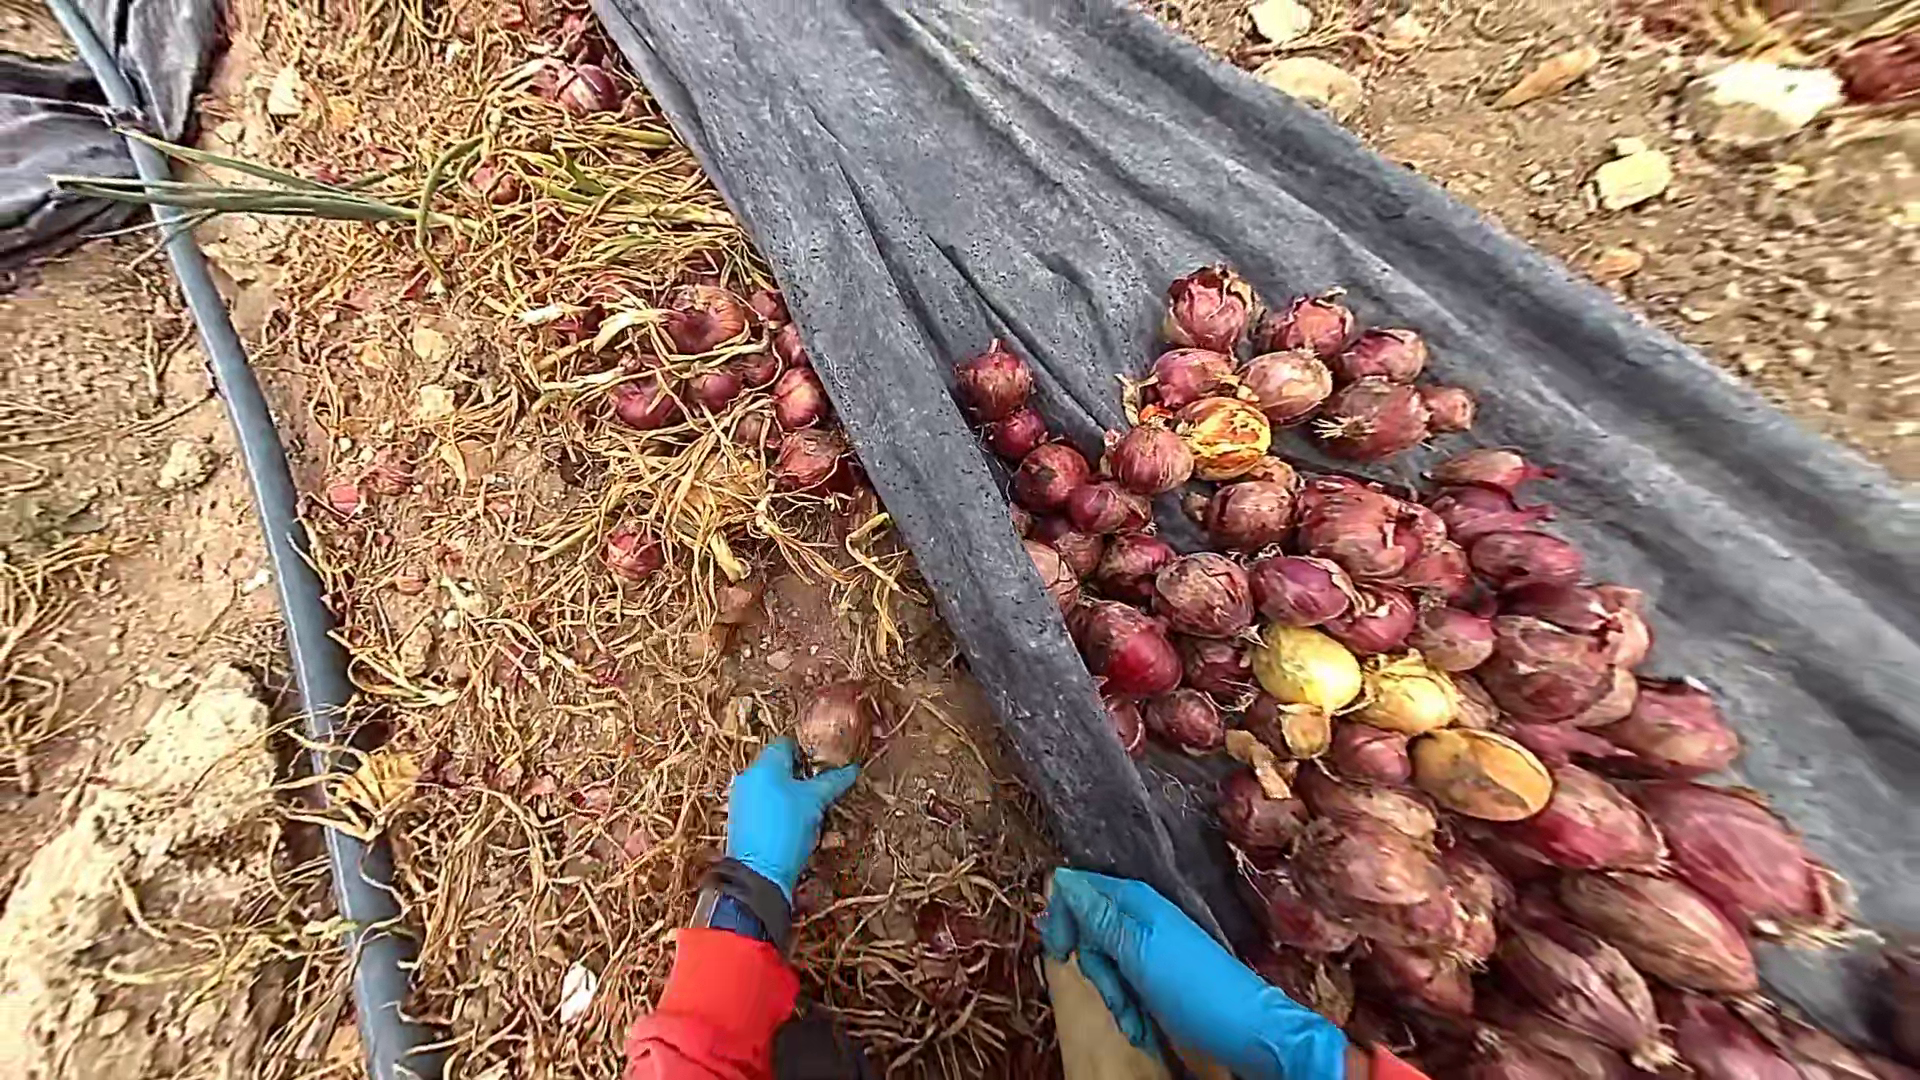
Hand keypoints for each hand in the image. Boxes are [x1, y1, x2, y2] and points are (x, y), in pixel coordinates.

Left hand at [725, 737, 857, 899]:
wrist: (758, 876)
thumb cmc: (787, 829)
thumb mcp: (816, 801)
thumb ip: (834, 781)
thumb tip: (852, 769)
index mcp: (764, 766)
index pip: (786, 743)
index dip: (807, 751)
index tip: (822, 764)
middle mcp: (748, 778)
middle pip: (779, 765)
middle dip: (800, 774)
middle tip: (820, 786)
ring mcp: (741, 800)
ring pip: (771, 786)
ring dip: (790, 793)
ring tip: (810, 807)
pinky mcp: (739, 821)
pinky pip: (763, 804)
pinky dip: (779, 808)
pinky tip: (794, 823)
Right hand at [1039, 868, 1349, 1079]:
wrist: (1250, 1031)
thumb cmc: (1190, 986)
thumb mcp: (1135, 951)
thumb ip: (1095, 915)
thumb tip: (1059, 876)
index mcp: (1131, 898)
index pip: (1078, 888)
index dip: (1062, 916)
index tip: (1057, 949)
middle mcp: (1137, 913)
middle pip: (1089, 928)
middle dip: (1094, 967)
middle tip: (1113, 994)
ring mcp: (1148, 942)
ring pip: (1105, 959)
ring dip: (1112, 994)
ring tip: (1133, 1020)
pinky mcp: (1157, 970)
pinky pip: (1125, 980)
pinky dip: (1127, 1005)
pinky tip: (1141, 1026)